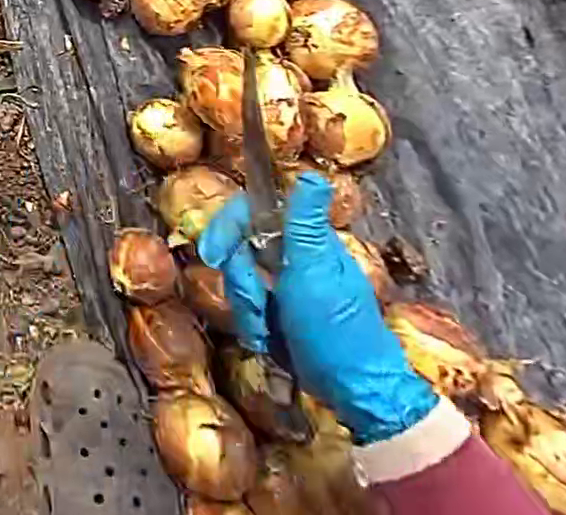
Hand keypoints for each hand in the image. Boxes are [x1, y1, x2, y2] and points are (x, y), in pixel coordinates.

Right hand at [197, 172, 438, 442]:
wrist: (354, 392)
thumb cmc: (336, 327)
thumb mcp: (317, 270)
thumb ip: (306, 223)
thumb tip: (314, 174)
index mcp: (301, 234)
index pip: (250, 209)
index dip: (226, 226)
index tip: (212, 255)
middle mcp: (289, 250)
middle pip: (237, 245)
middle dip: (241, 280)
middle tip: (258, 305)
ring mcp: (281, 280)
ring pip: (237, 277)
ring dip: (246, 306)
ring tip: (267, 329)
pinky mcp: (275, 307)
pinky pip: (244, 303)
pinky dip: (251, 322)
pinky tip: (267, 338)